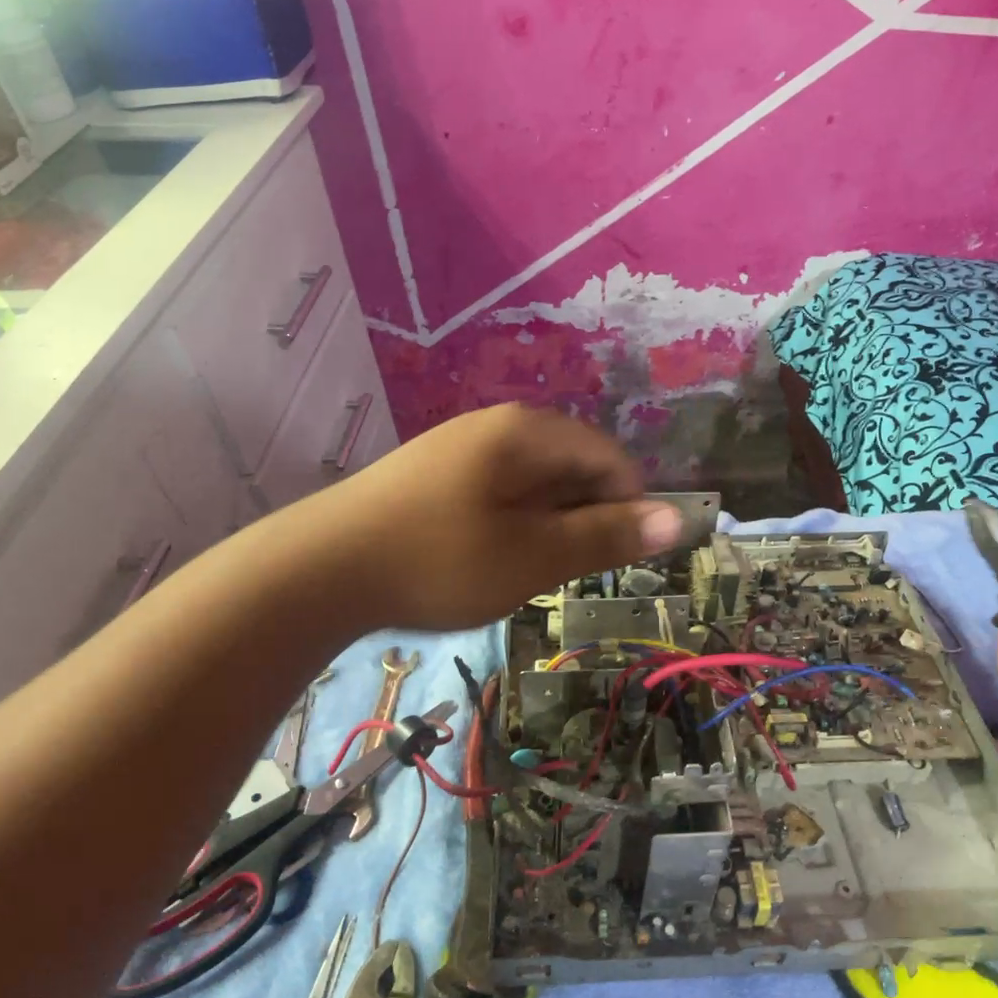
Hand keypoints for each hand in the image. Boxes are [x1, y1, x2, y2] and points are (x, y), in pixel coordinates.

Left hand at [304, 403, 684, 630]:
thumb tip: (679, 519)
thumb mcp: (533, 556)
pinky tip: (484, 560)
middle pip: (572, 465)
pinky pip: (497, 491)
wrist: (319, 570)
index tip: (617, 560)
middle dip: (583, 518)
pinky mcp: (433, 473)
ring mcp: (459, 446)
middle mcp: (497, 425)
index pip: (610, 458)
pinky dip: (510, 525)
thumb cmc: (439, 560)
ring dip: (547, 526)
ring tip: (522, 571)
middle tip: (563, 572)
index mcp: (528, 432)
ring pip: (533, 483)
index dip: (629, 508)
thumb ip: (605, 536)